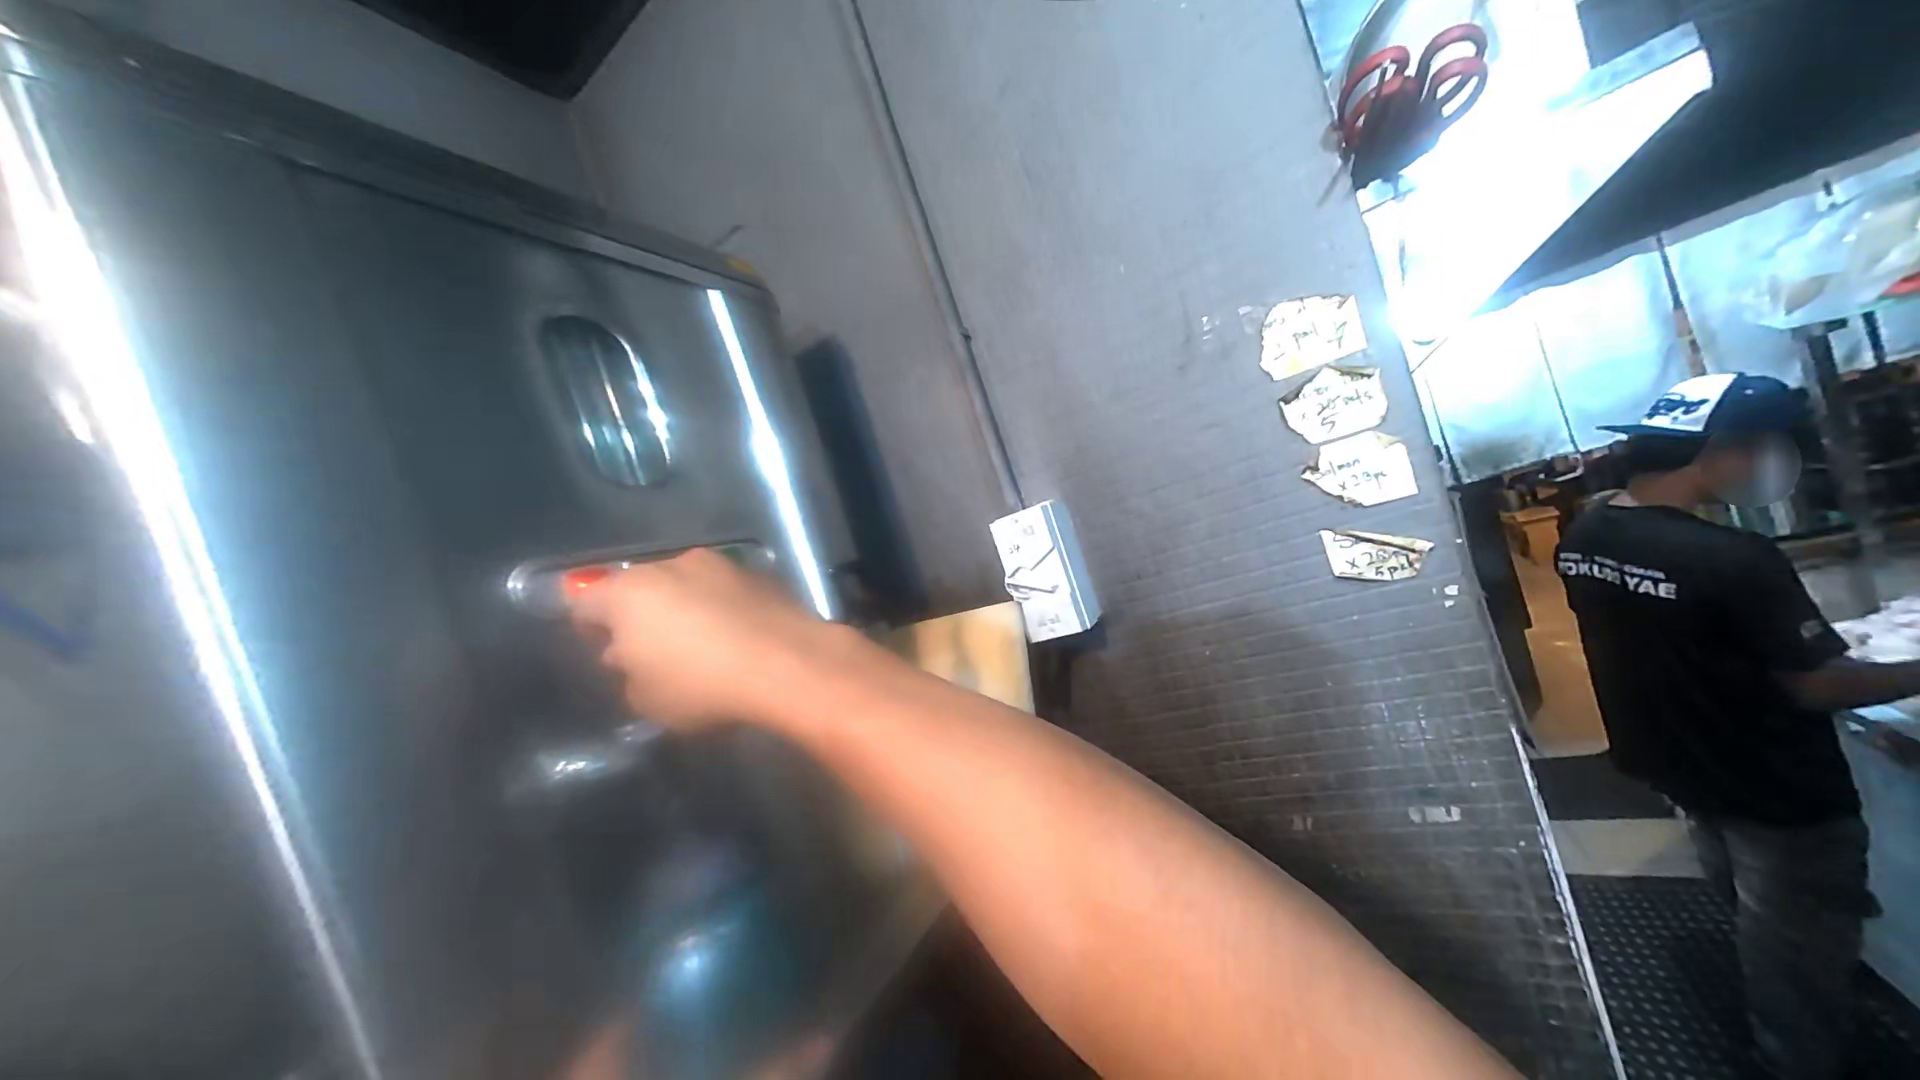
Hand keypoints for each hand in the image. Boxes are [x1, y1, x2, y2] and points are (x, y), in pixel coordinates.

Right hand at [566, 548, 864, 729]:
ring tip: (699, 645)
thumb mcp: (646, 701)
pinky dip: (720, 609)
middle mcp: (671, 565)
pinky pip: (723, 592)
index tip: (604, 651)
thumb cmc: (702, 686)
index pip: (586, 602)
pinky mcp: (757, 574)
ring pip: (684, 586)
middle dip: (639, 616)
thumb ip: (629, 674)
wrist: (789, 663)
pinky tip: (734, 638)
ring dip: (683, 609)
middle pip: (639, 589)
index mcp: (629, 591)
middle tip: (651, 652)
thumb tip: (631, 657)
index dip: (588, 628)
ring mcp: (719, 565)